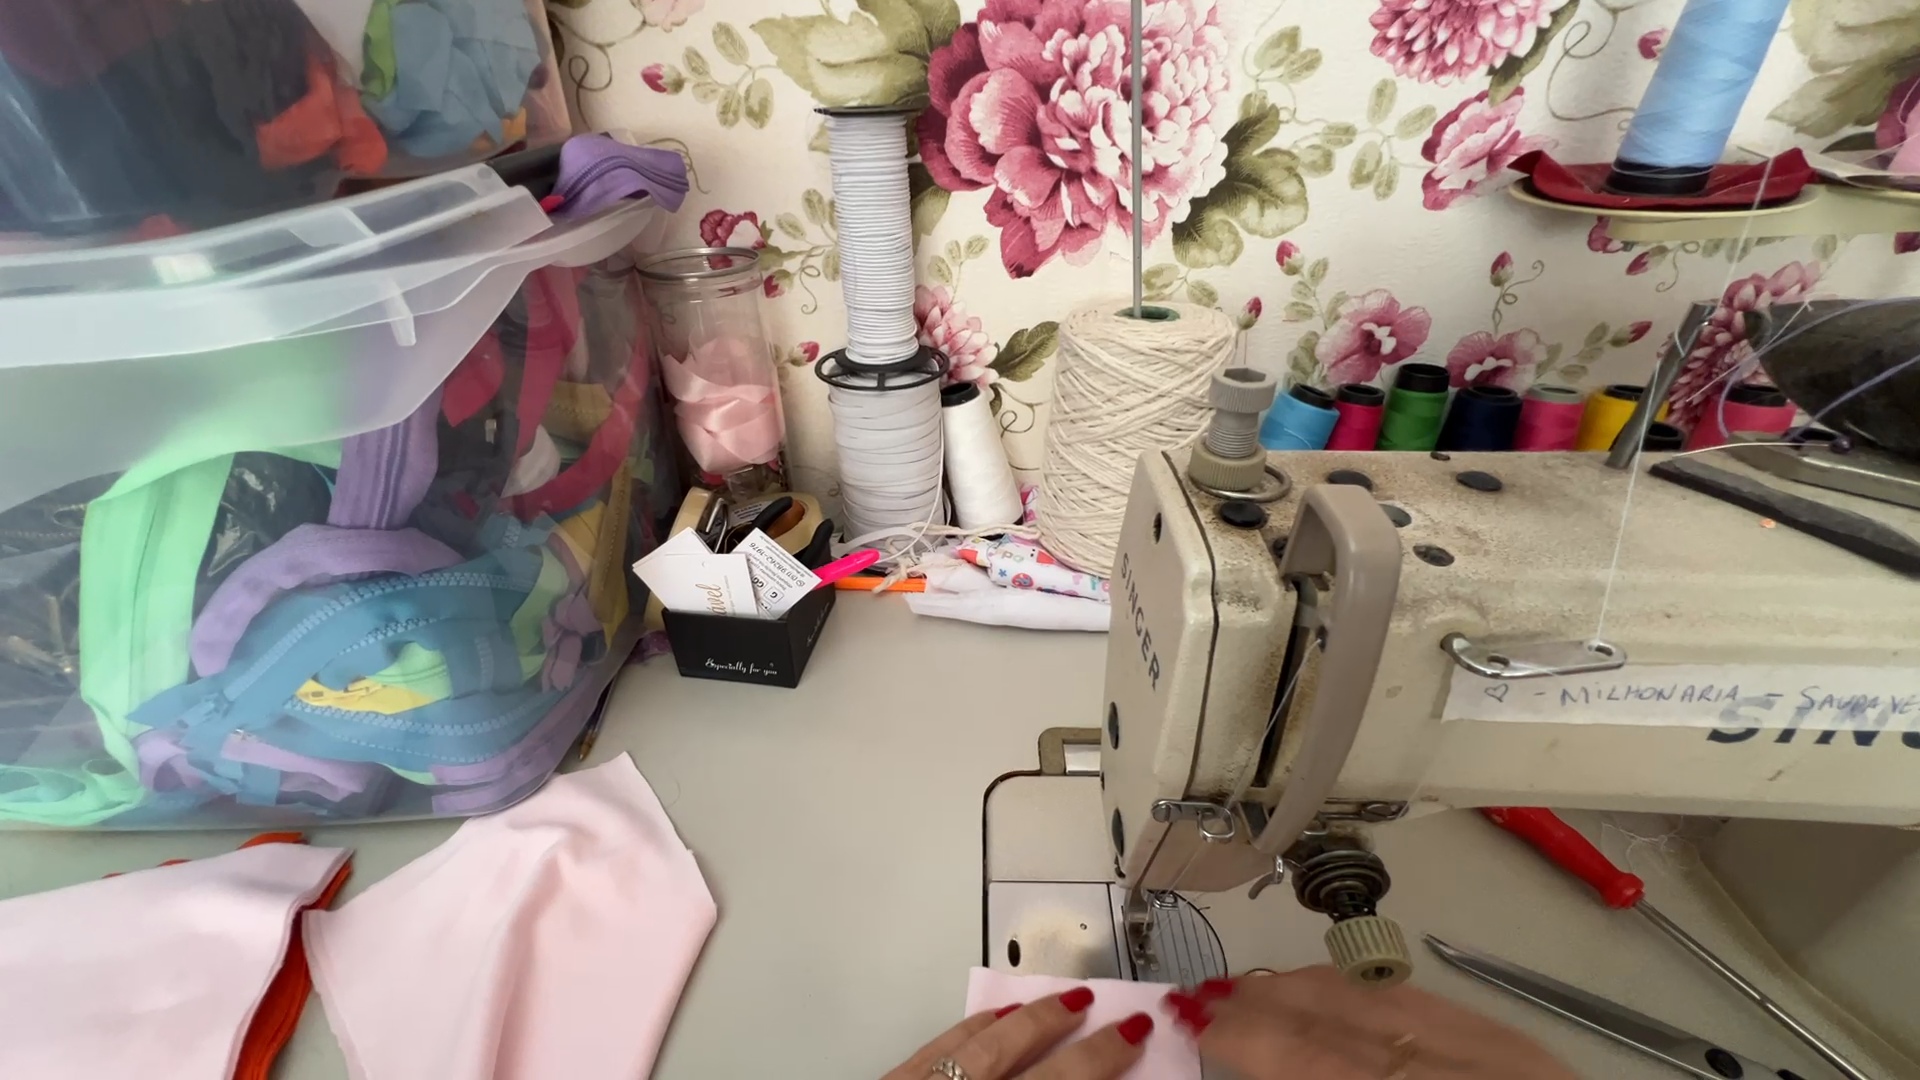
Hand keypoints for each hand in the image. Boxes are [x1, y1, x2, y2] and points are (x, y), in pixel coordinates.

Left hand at [882, 989, 1154, 1079]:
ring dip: (1034, 1019)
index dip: (1102, 1066)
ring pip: (989, 1042)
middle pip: (1035, 1067)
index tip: (1132, 1041)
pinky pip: (945, 1042)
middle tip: (1122, 1022)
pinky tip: (998, 1016)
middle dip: (1085, 1045)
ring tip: (1069, 1000)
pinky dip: (978, 1025)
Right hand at [1165, 968, 1579, 1078]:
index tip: (1190, 1016)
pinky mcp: (1511, 1042)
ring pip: (1368, 994)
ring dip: (1294, 988)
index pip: (1311, 1055)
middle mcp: (1459, 1067)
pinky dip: (1348, 989)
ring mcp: (1494, 1051)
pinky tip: (1315, 989)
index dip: (1243, 1032)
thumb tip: (1247, 1063)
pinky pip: (1407, 996)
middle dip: (1257, 1001)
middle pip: (1333, 1014)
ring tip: (1242, 992)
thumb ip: (1307, 1078)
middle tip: (1199, 999)